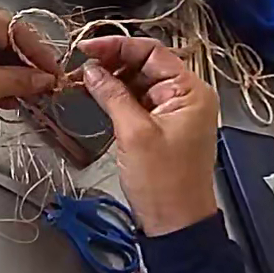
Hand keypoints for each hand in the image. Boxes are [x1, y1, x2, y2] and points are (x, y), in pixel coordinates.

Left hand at [0, 6, 60, 156]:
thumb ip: (23, 79)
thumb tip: (47, 80)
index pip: (14, 29)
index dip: (38, 53)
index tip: (55, 74)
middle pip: (3, 42)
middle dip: (25, 67)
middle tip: (45, 87)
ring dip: (12, 78)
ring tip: (29, 98)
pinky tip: (8, 100)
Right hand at [77, 36, 219, 235]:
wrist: (176, 225)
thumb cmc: (165, 185)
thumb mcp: (134, 134)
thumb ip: (112, 95)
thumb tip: (92, 70)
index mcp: (191, 91)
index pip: (153, 51)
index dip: (118, 46)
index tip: (88, 49)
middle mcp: (187, 96)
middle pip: (146, 64)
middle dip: (113, 63)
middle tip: (82, 68)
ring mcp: (176, 112)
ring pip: (140, 82)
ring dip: (113, 80)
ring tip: (85, 83)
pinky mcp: (164, 126)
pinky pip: (139, 101)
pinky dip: (118, 97)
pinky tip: (98, 97)